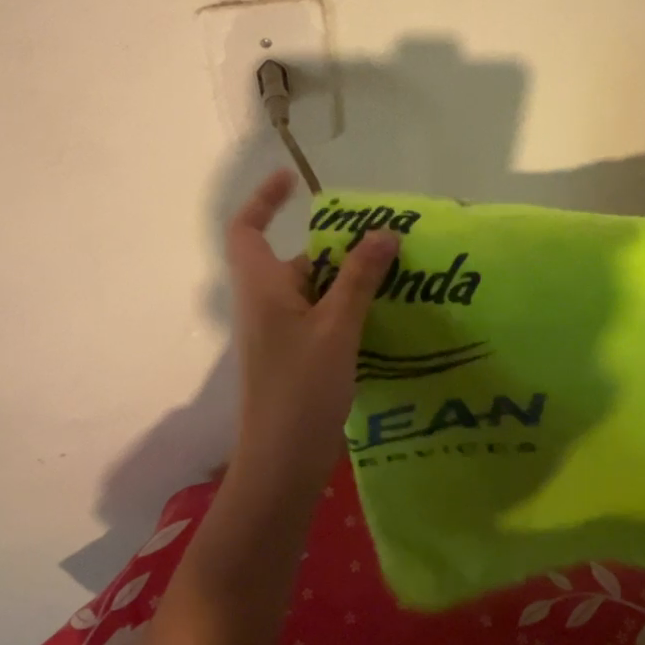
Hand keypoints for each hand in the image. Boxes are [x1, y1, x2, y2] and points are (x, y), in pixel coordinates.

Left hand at [225, 170, 398, 483]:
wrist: (281, 464)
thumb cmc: (300, 390)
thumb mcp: (336, 328)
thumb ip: (359, 278)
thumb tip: (384, 233)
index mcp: (261, 287)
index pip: (246, 228)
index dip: (264, 199)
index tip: (295, 181)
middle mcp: (265, 304)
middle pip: (296, 259)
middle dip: (337, 245)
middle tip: (385, 238)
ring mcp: (279, 334)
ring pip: (314, 291)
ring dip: (349, 279)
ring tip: (398, 272)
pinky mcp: (295, 358)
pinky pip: (321, 318)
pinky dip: (348, 309)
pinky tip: (387, 315)